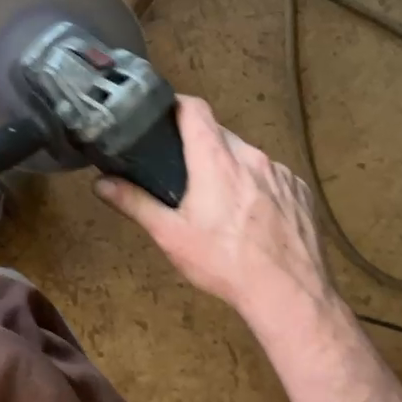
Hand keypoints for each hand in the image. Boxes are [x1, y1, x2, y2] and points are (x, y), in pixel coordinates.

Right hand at [94, 96, 336, 330]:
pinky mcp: (302, 193)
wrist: (290, 296)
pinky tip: (252, 216)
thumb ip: (134, 203)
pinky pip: (272, 177)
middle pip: (219, 134)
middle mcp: (251, 157)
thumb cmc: (223, 262)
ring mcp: (281, 174)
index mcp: (215, 160)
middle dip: (199, 145)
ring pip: (247, 157)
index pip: (195, 109)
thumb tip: (99, 183)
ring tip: (218, 199)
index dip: (176, 105)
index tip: (160, 116)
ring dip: (230, 167)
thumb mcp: (170, 235)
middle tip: (181, 170)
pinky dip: (257, 186)